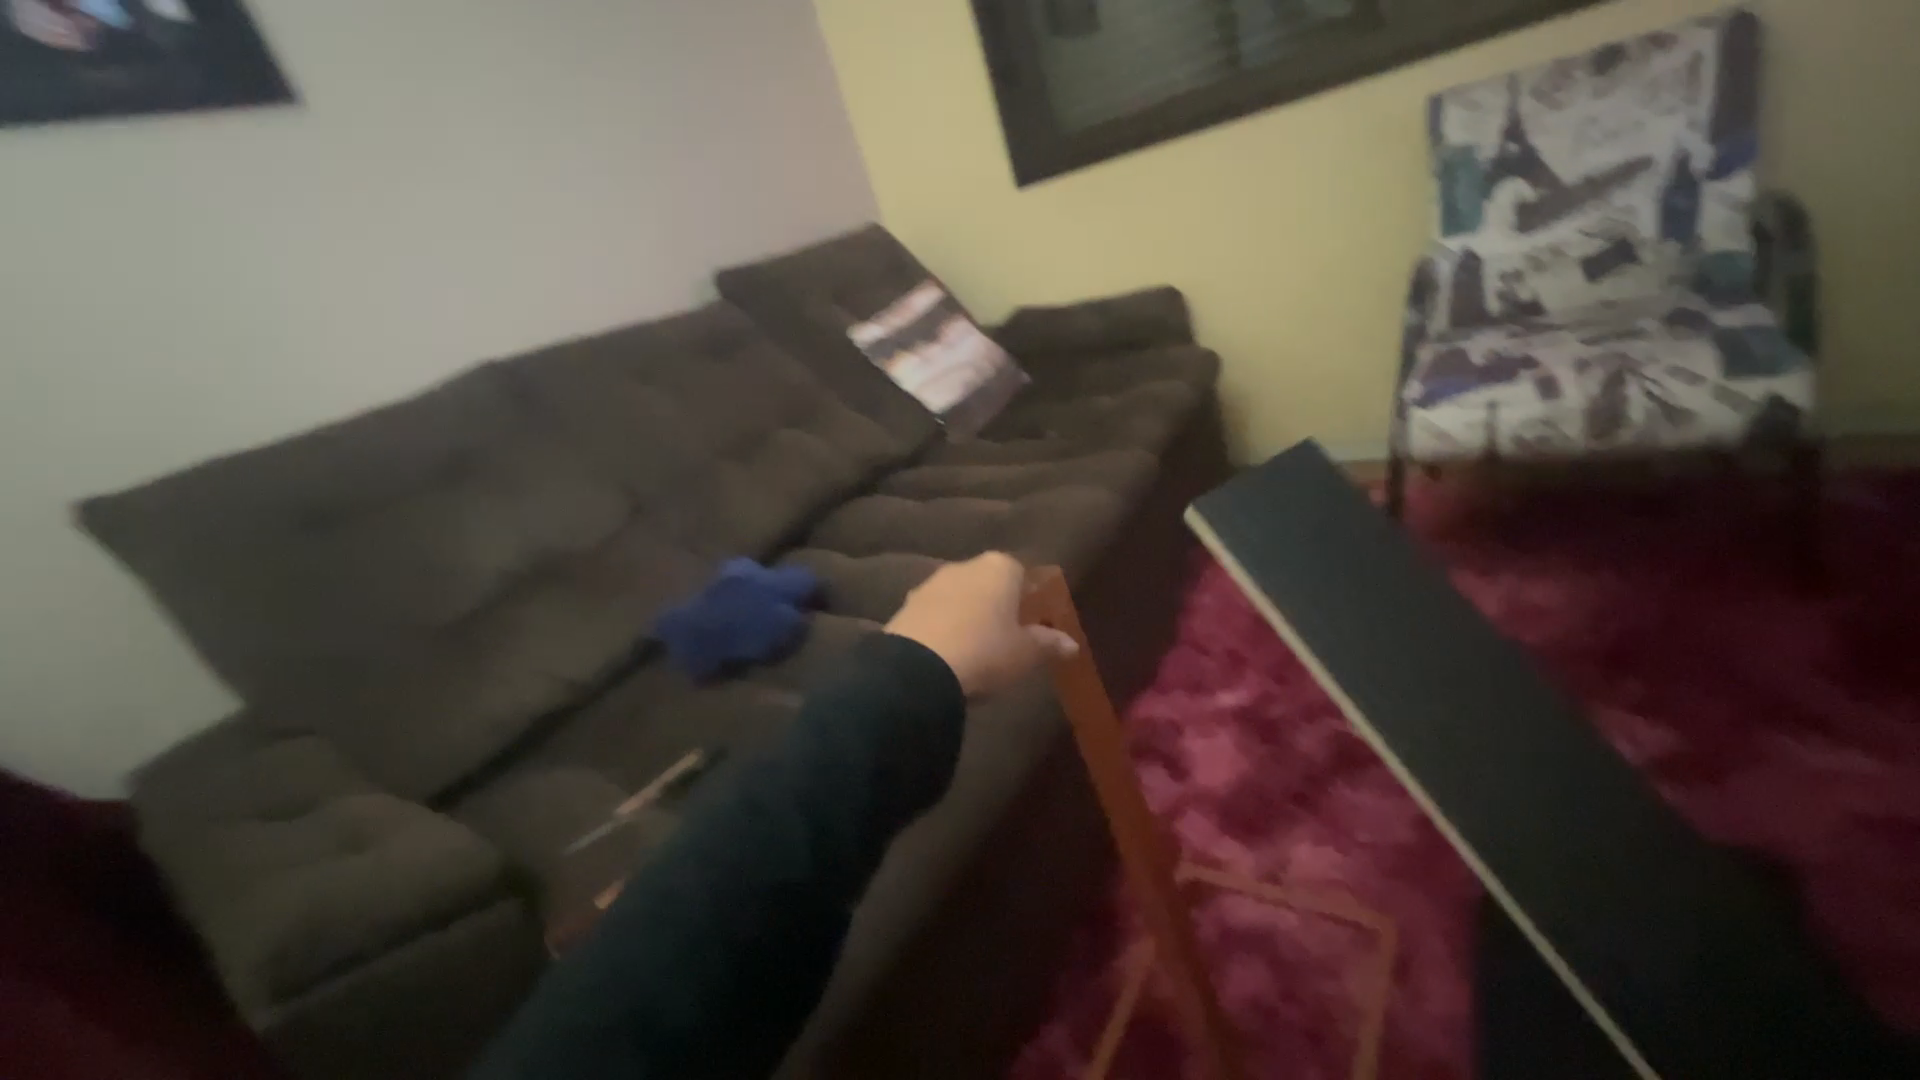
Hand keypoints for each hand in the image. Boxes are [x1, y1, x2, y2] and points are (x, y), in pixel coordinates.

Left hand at [884, 553, 1077, 698]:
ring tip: (976, 646)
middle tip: (1007, 633)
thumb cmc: (986, 652)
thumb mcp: (1025, 653)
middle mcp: (964, 566)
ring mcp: (930, 584)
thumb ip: (1048, 643)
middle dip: (996, 602)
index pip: (1022, 571)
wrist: (919, 668)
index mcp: (1000, 567)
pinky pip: (934, 613)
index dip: (1029, 594)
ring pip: (958, 595)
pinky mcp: (905, 606)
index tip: (1034, 617)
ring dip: (967, 613)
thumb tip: (1072, 644)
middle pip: (987, 580)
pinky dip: (943, 626)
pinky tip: (947, 651)